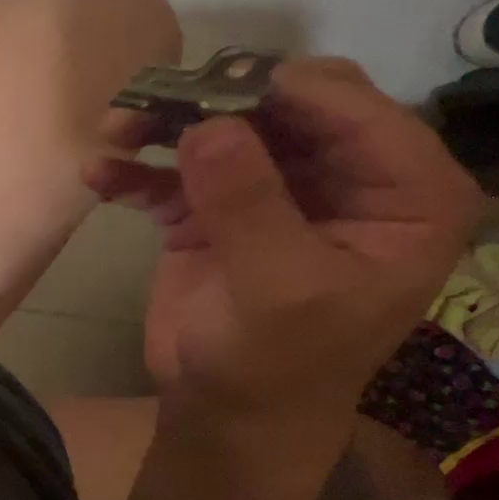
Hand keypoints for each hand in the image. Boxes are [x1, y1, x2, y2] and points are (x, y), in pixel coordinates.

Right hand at [85, 57, 484, 422]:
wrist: (224, 414)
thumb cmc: (278, 362)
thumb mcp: (279, 286)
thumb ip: (249, 204)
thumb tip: (206, 126)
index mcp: (400, 192)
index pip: (354, 114)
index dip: (285, 93)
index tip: (209, 85)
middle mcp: (342, 181)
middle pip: (282, 113)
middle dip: (216, 104)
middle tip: (150, 104)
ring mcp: (271, 197)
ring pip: (222, 138)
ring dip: (165, 130)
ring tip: (112, 133)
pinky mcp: (211, 219)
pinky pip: (174, 180)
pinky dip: (136, 174)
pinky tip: (98, 175)